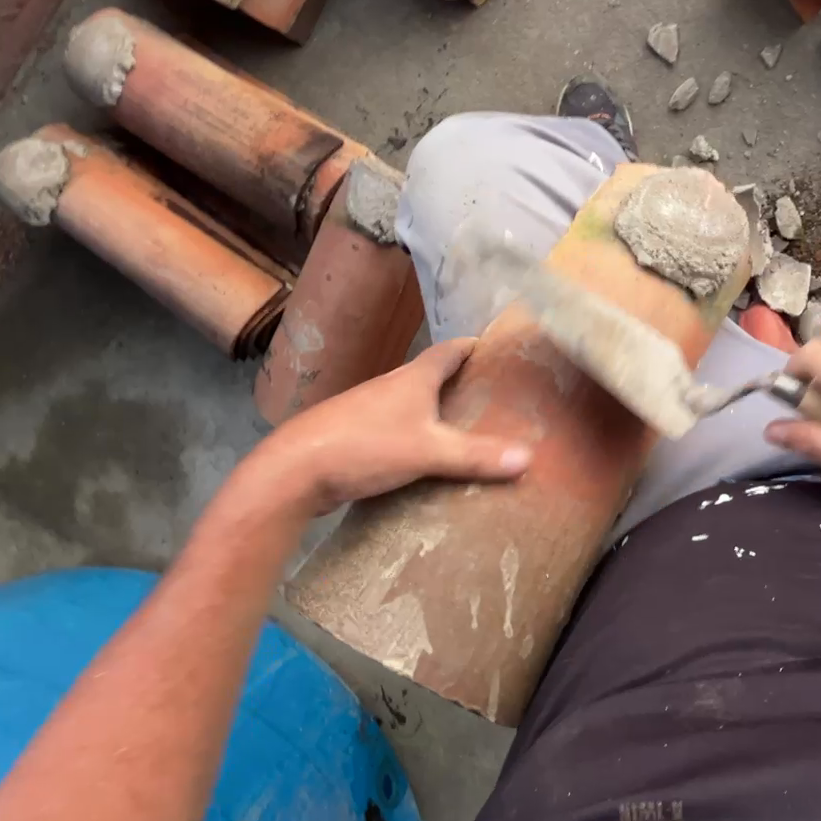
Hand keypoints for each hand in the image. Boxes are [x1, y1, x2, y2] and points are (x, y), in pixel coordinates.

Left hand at [240, 338, 532, 515]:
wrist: (292, 473)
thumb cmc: (364, 446)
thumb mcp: (428, 452)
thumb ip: (476, 456)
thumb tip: (528, 458)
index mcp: (413, 377)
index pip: (451, 349)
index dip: (475, 347)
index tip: (499, 351)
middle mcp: (391, 386)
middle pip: (433, 376)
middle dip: (463, 382)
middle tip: (495, 396)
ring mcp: (370, 411)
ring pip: (414, 405)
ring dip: (439, 412)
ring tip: (470, 429)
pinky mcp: (355, 438)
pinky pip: (398, 431)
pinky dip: (418, 438)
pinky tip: (429, 460)